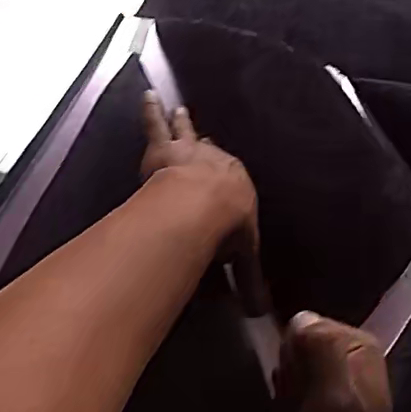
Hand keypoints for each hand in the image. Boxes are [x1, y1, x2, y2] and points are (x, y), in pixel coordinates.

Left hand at [140, 92, 266, 314]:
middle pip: (210, 151)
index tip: (226, 178)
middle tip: (205, 136)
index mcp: (237, 184)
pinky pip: (158, 125)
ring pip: (186, 132)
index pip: (232, 179)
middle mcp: (216, 161)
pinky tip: (147, 94)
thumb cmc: (228, 226)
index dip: (227, 178)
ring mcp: (190, 151)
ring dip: (181, 121)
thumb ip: (249, 282)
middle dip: (207, 144)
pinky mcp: (164, 148)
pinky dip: (152, 111)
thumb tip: (263, 316)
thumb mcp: (243, 256)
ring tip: (177, 106)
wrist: (206, 204)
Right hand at [278, 312, 408, 411]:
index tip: (289, 380)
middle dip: (285, 370)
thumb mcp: (337, 398)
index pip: (309, 323)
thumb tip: (300, 317)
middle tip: (291, 403)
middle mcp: (350, 355)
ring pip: (290, 365)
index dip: (290, 351)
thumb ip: (324, 349)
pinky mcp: (318, 405)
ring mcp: (334, 380)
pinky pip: (288, 388)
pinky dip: (281, 402)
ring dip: (282, 388)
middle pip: (297, 343)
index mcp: (360, 345)